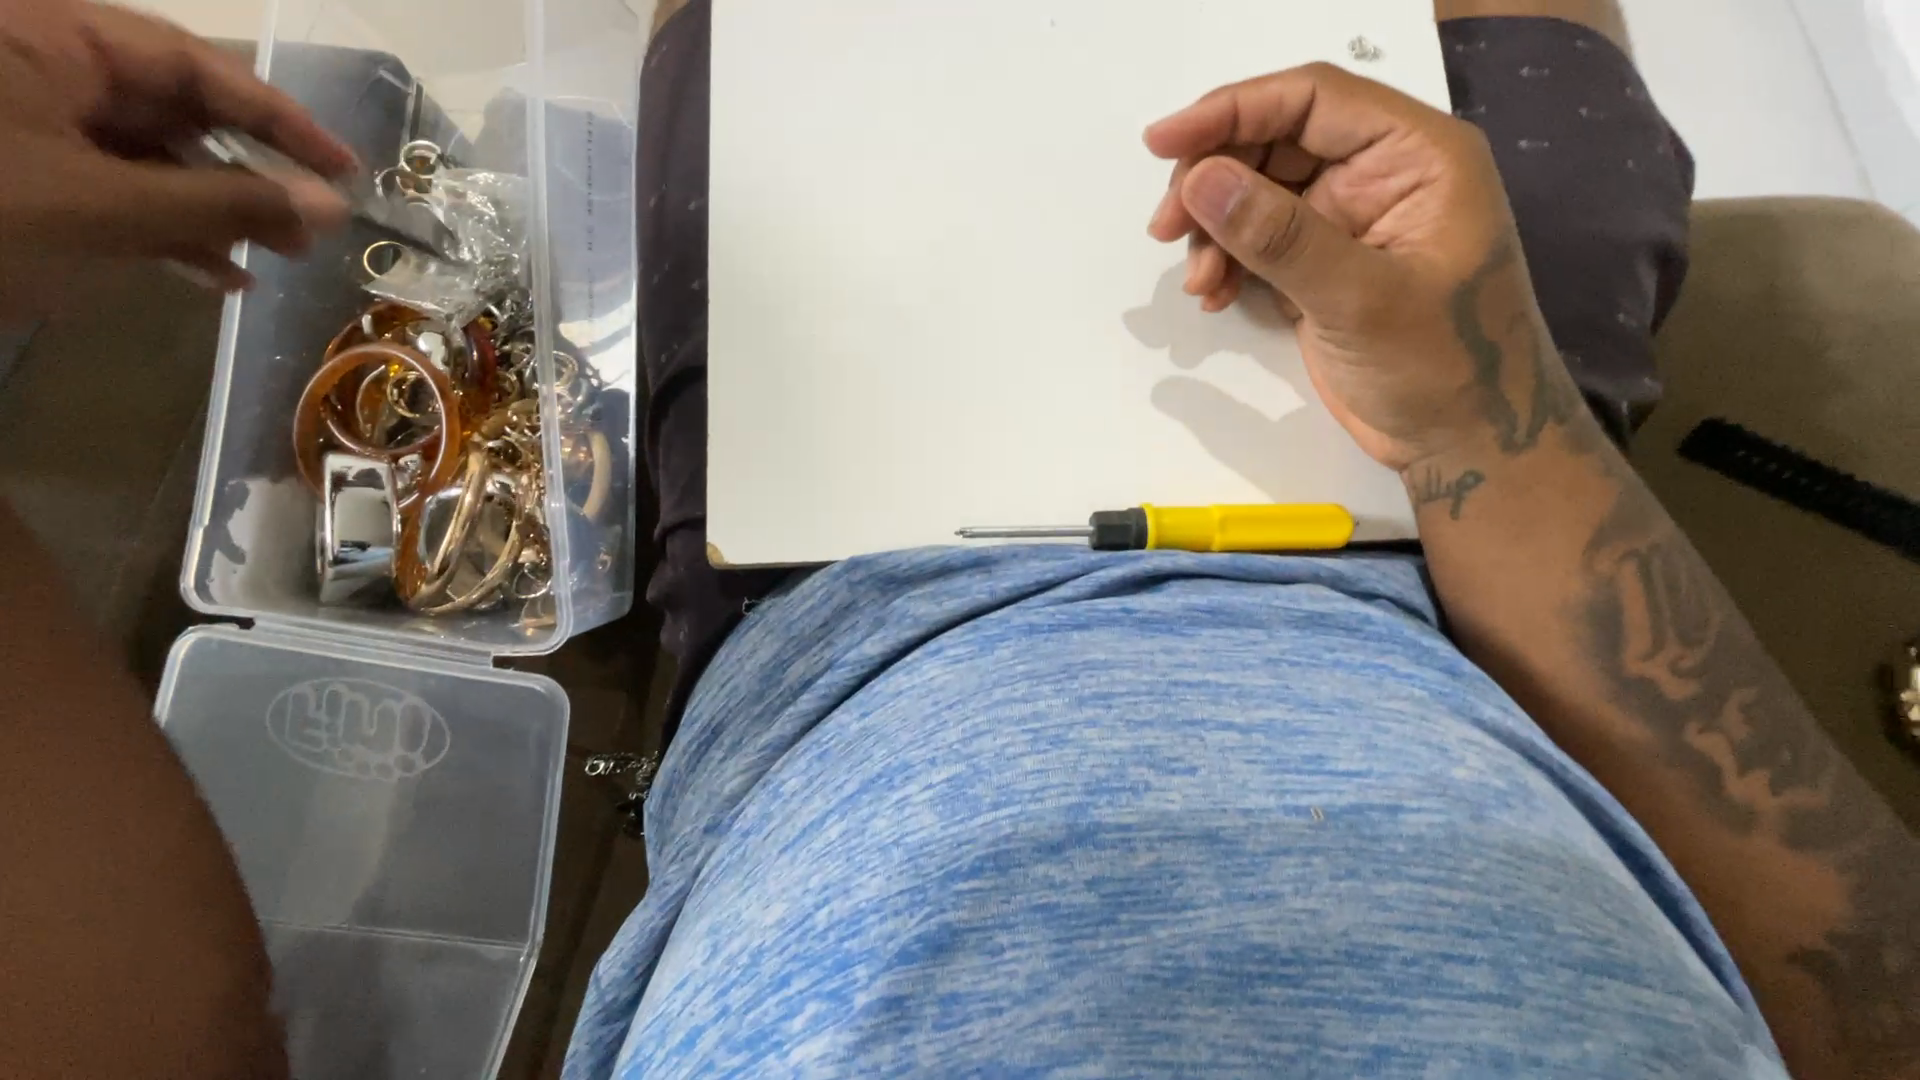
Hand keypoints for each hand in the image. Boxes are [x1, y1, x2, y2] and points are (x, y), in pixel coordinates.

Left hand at [0, 0, 357, 317]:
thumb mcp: (106, 208)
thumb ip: (229, 202)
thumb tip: (331, 205)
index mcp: (40, 37)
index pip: (192, 64)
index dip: (280, 117)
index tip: (346, 170)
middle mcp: (27, 65)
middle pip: (172, 109)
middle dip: (251, 172)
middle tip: (312, 226)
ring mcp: (13, 121)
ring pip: (144, 155)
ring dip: (217, 210)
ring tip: (276, 259)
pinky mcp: (9, 174)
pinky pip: (106, 187)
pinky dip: (166, 230)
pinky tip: (214, 273)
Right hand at [1145, 63, 1584, 472]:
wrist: (1461, 440)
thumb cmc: (1442, 366)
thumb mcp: (1360, 298)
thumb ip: (1279, 237)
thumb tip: (1200, 182)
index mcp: (1414, 155)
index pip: (1311, 100)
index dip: (1231, 110)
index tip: (1162, 143)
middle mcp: (1378, 176)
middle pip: (1273, 144)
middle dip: (1212, 182)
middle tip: (1165, 231)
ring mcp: (1346, 223)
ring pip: (1256, 195)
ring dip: (1213, 231)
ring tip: (1199, 283)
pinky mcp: (1321, 268)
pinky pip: (1257, 244)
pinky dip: (1226, 263)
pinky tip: (1213, 297)